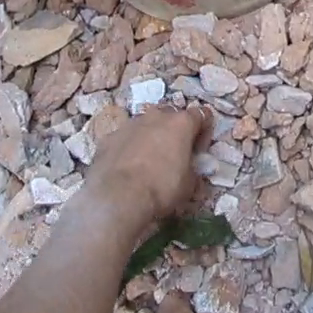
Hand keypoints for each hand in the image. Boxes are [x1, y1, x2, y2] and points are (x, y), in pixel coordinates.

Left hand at [85, 106, 209, 224]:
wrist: (117, 197)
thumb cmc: (161, 188)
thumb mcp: (189, 184)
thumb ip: (193, 170)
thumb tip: (189, 172)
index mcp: (181, 123)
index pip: (202, 115)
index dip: (203, 132)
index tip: (199, 151)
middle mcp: (157, 116)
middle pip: (171, 115)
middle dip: (175, 131)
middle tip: (174, 154)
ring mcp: (130, 124)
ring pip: (145, 125)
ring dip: (150, 137)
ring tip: (147, 162)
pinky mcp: (109, 137)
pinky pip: (124, 139)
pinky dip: (128, 148)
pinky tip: (126, 169)